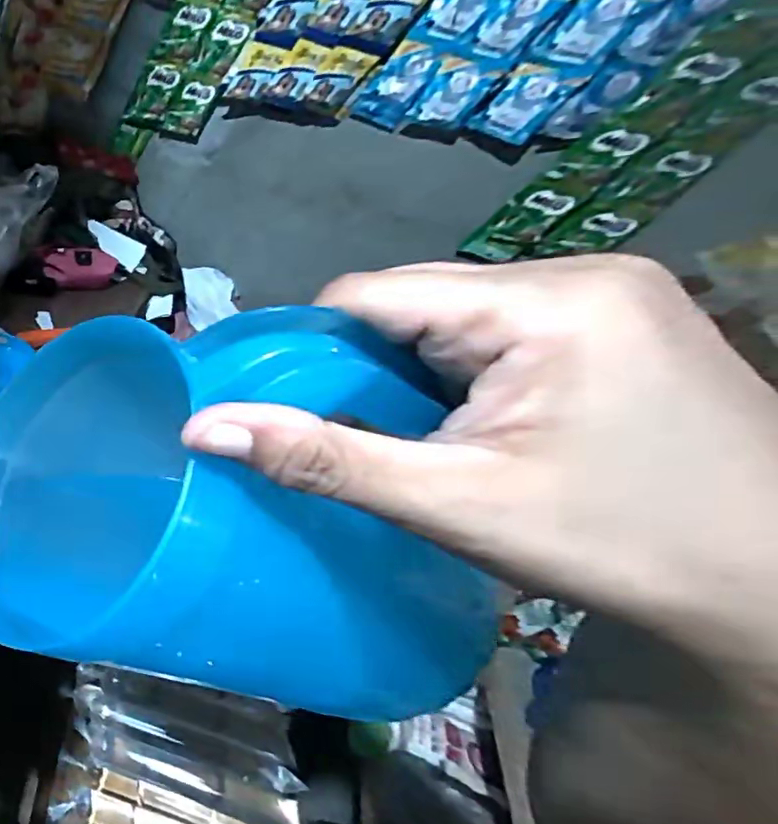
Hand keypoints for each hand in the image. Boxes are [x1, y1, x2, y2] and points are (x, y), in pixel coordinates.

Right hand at [181, 256, 777, 669]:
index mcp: (545, 302)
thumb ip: (318, 458)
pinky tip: (444, 423)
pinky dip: (436, 376)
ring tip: (395, 432)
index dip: (305, 346)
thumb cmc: (623, 544)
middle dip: (353, 364)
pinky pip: (475, 333)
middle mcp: (573, 278)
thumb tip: (199, 428)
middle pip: (400, 301)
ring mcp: (597, 299)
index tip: (276, 405)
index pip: (367, 294)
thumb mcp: (450, 501)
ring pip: (432, 318)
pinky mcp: (604, 327)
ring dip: (393, 372)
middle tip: (340, 430)